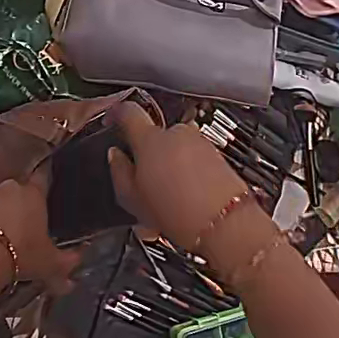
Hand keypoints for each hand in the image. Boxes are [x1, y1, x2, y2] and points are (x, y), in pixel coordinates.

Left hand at [0, 175, 81, 293]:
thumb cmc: (21, 254)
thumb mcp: (49, 263)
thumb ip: (66, 264)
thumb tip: (75, 271)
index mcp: (34, 193)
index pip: (43, 178)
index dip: (44, 184)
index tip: (44, 194)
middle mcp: (9, 187)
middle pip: (17, 192)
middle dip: (19, 206)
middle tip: (21, 229)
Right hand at [106, 102, 254, 249]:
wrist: (226, 225)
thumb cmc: (179, 213)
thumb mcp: (132, 199)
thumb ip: (119, 171)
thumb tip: (115, 157)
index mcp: (150, 140)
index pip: (128, 112)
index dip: (116, 114)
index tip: (112, 122)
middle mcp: (176, 133)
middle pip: (154, 136)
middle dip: (147, 155)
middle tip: (143, 184)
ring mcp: (200, 142)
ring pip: (174, 149)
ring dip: (168, 166)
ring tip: (166, 198)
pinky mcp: (217, 155)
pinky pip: (192, 158)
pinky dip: (186, 173)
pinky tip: (183, 199)